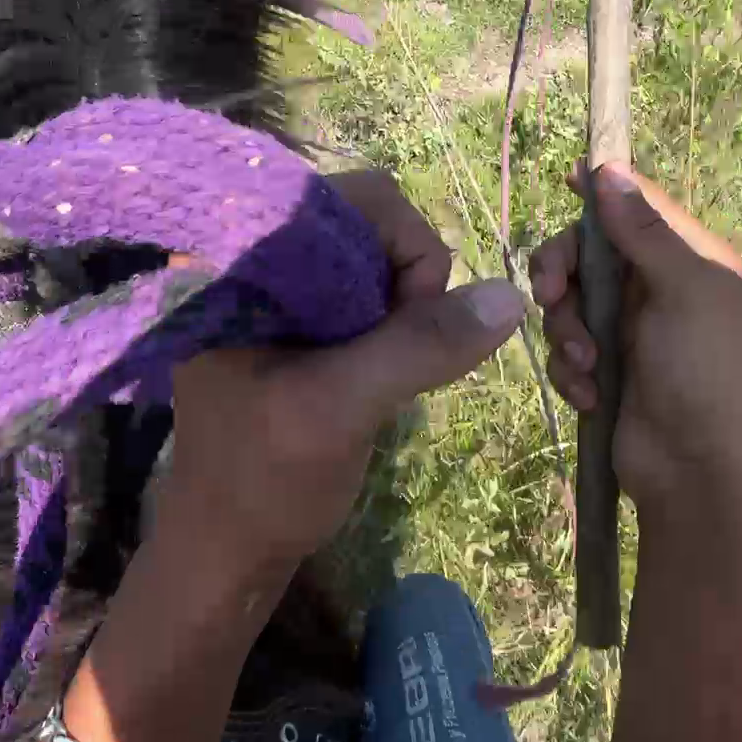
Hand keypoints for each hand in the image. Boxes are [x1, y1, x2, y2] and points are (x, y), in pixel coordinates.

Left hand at [153, 169, 525, 568]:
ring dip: (405, 307)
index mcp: (241, 256)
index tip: (404, 323)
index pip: (355, 199)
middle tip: (392, 354)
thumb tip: (510, 295)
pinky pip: (372, 288)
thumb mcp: (339, 411)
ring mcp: (282, 284)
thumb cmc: (265, 480)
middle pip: (374, 220)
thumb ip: (418, 348)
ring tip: (379, 369)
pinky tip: (375, 368)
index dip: (404, 249)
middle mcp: (258, 252)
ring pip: (381, 256)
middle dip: (408, 281)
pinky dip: (395, 321)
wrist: (231, 543)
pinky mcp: (303, 315)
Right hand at [529, 162, 741, 521]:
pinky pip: (566, 347)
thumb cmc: (702, 373)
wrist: (693, 471)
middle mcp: (655, 289)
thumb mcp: (683, 293)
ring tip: (587, 365)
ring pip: (567, 302)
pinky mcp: (604, 366)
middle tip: (548, 295)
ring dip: (567, 332)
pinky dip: (571, 369)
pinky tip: (589, 393)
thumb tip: (608, 169)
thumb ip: (643, 233)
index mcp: (688, 261)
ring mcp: (627, 330)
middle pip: (586, 254)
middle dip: (562, 276)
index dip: (602, 191)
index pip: (638, 208)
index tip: (565, 177)